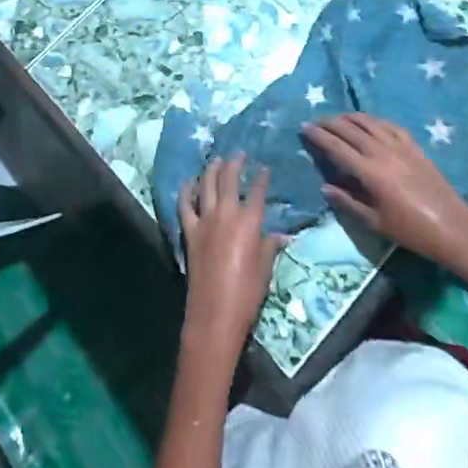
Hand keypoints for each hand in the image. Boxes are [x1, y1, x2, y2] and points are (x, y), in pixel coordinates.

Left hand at [177, 156, 284, 360]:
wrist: (214, 313)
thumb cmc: (247, 292)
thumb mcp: (265, 268)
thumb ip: (271, 246)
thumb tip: (283, 235)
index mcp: (249, 222)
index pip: (256, 191)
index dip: (261, 177)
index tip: (264, 168)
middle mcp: (225, 214)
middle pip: (228, 180)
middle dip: (235, 164)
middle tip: (239, 155)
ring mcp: (204, 220)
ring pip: (206, 185)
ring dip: (211, 170)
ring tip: (216, 160)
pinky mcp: (189, 231)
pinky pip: (185, 204)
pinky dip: (187, 190)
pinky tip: (190, 183)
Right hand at [303, 113, 467, 285]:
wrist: (453, 228)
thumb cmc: (410, 230)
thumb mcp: (374, 222)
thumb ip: (347, 202)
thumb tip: (325, 187)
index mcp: (369, 171)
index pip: (336, 146)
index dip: (318, 136)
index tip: (304, 127)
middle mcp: (382, 152)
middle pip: (350, 129)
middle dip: (330, 122)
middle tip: (316, 121)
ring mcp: (401, 147)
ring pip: (370, 122)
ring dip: (350, 117)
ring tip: (338, 118)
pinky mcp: (415, 147)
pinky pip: (390, 126)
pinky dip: (375, 120)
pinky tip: (369, 122)